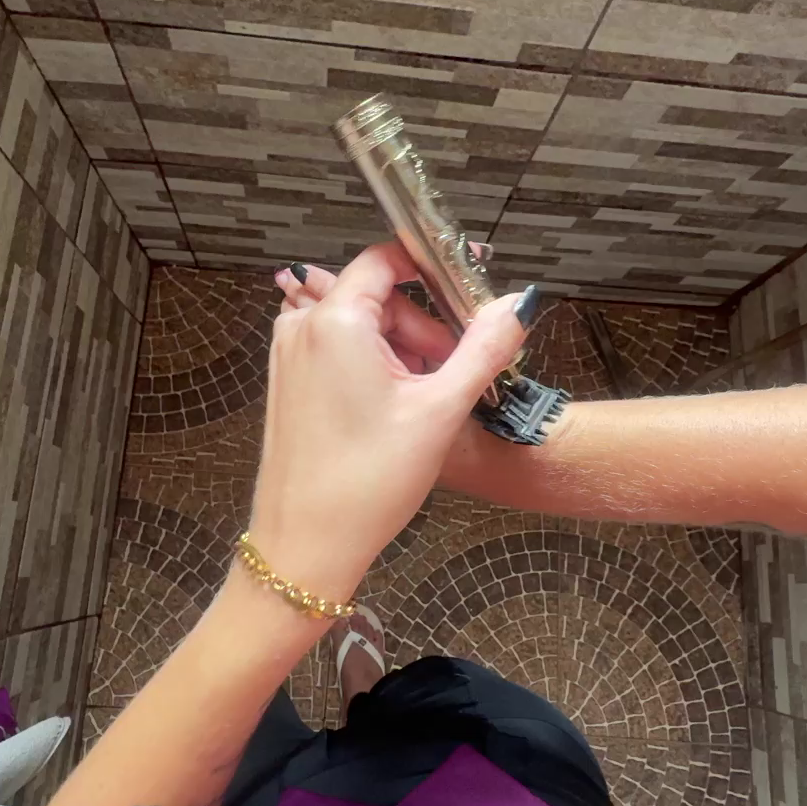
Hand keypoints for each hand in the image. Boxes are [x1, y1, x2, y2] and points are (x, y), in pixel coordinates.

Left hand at [248, 243, 532, 613]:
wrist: (305, 546)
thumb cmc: (369, 480)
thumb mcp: (439, 410)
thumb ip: (485, 347)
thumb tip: (519, 303)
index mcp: (334, 321)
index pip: (383, 259)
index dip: (430, 268)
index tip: (466, 290)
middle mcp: (302, 328)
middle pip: (376, 297)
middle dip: (422, 326)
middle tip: (454, 370)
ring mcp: (289, 356)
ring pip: (359, 327)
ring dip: (400, 349)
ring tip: (427, 397)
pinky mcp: (288, 383)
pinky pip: (338, 352)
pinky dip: (373, 365)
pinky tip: (395, 405)